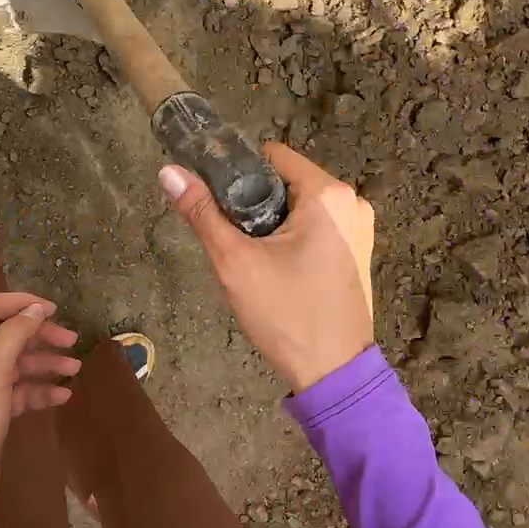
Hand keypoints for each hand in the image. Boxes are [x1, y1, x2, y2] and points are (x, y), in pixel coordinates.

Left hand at [0, 292, 79, 506]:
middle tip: (72, 340)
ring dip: (46, 364)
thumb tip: (36, 308)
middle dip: (40, 336)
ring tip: (75, 370)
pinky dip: (41, 391)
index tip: (53, 309)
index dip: (21, 304)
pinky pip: (21, 391)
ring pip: (19, 364)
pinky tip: (63, 396)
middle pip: (9, 335)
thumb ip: (14, 335)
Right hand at [161, 143, 374, 392]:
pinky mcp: (358, 251)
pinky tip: (277, 270)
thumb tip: (169, 171)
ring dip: (270, 223)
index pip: (270, 155)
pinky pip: (315, 227)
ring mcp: (359, 227)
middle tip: (234, 241)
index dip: (236, 173)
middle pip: (285, 181)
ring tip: (253, 259)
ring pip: (298, 206)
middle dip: (253, 203)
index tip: (217, 204)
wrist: (333, 372)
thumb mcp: (235, 261)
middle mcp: (351, 201)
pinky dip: (291, 238)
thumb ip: (202, 212)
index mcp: (328, 193)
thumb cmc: (285, 313)